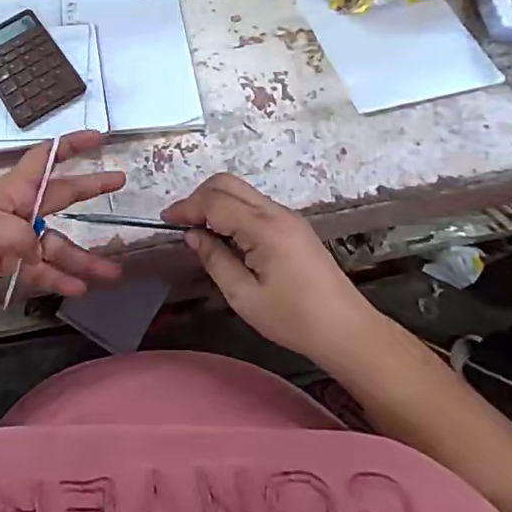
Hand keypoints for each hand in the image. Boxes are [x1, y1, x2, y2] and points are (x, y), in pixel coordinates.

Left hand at [0, 130, 124, 306]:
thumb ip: (24, 236)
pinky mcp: (6, 266)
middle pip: (60, 197)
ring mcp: (12, 239)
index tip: (97, 136)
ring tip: (113, 274)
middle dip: (89, 189)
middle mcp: (15, 210)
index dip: (71, 145)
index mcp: (10, 191)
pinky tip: (79, 289)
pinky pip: (40, 270)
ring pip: (56, 244)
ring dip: (82, 258)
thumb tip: (40, 248)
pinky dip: (59, 279)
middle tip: (120, 181)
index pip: (44, 160)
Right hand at [164, 174, 377, 360]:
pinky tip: (224, 235)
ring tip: (198, 229)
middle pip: (228, 183)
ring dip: (215, 202)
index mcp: (264, 228)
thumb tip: (193, 235)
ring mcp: (287, 216)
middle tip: (181, 222)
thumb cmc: (293, 318)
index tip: (165, 220)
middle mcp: (276, 212)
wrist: (345, 329)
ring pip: (241, 191)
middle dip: (199, 197)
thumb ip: (215, 260)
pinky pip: (254, 204)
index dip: (187, 207)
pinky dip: (232, 210)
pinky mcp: (293, 225)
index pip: (215, 202)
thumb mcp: (244, 296)